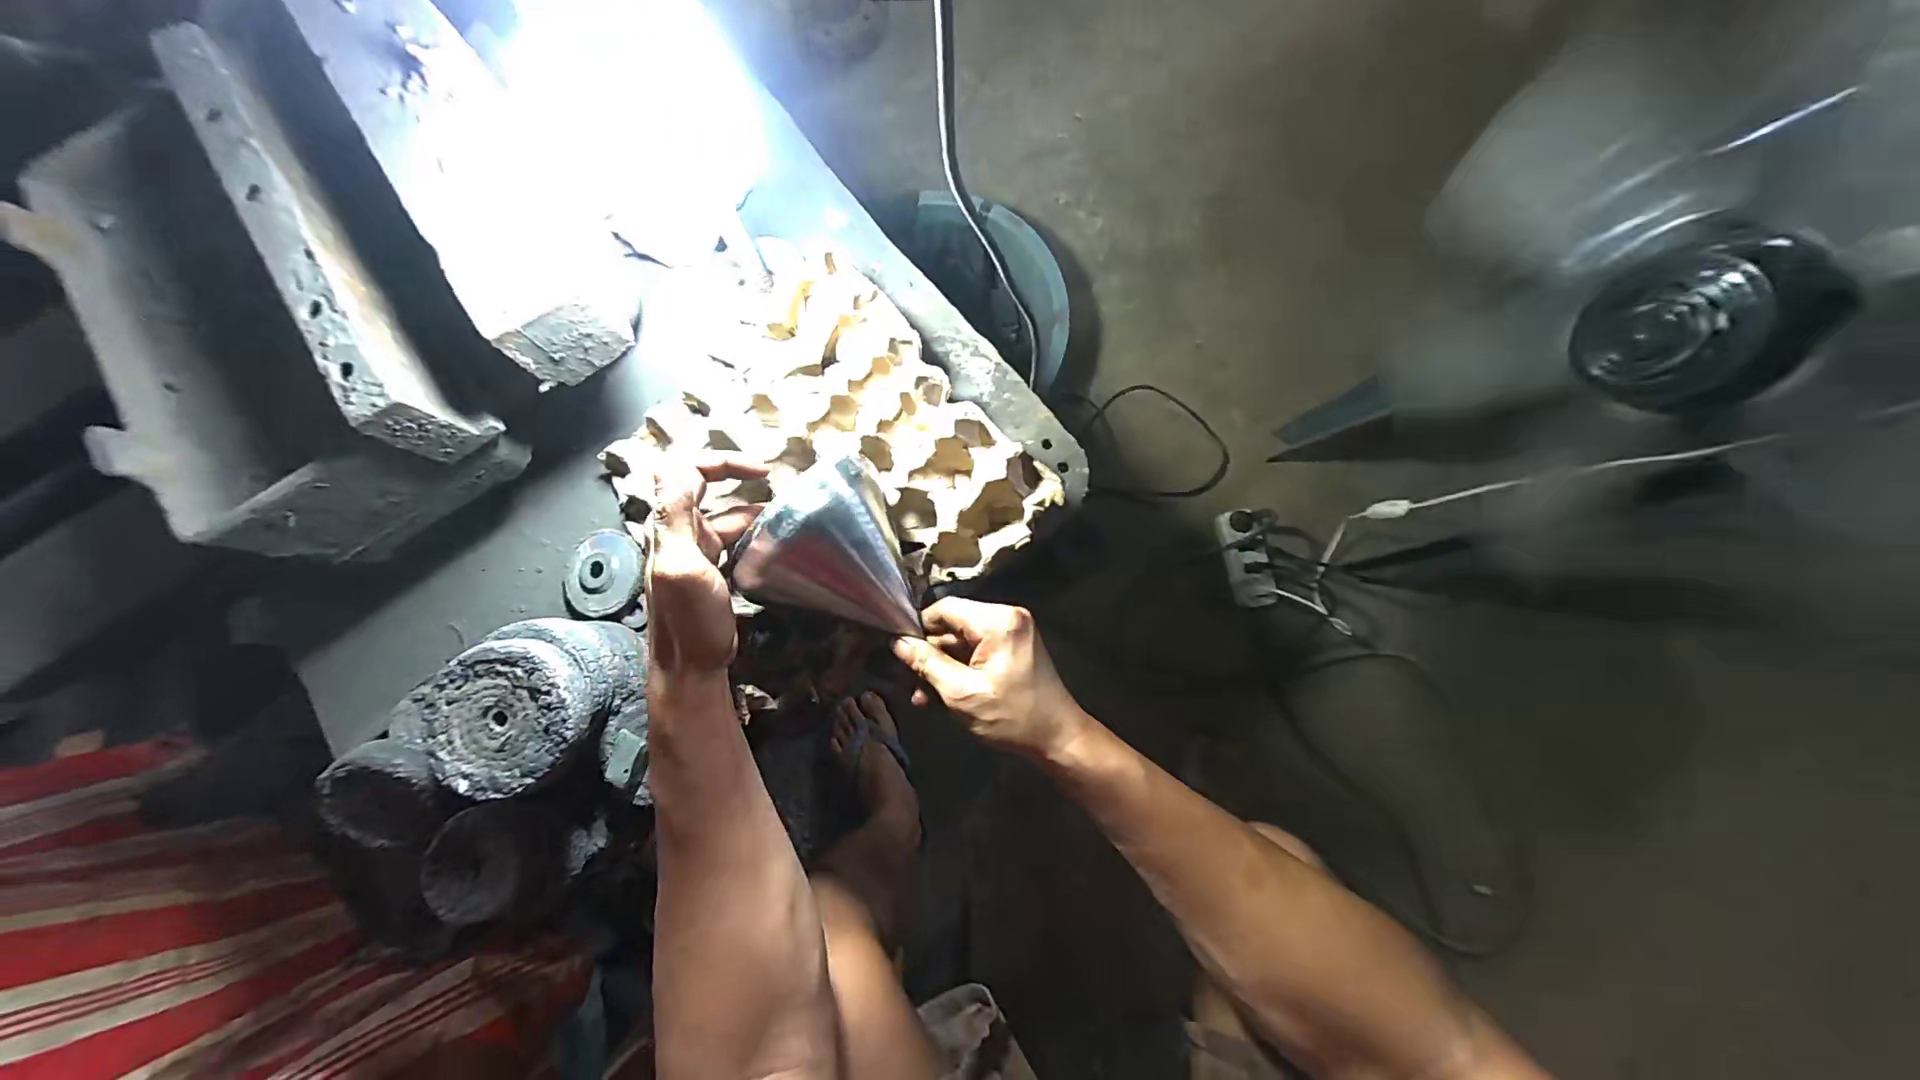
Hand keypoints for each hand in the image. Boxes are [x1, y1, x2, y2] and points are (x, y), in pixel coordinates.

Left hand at [644, 450, 769, 676]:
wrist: (692, 668)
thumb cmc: (690, 622)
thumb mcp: (683, 569)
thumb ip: (675, 520)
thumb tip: (672, 468)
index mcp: (670, 529)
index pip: (685, 473)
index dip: (722, 462)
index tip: (761, 471)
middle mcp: (679, 535)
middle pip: (702, 488)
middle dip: (735, 476)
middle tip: (770, 480)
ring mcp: (696, 554)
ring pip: (724, 516)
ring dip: (751, 510)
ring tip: (784, 515)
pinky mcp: (711, 572)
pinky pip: (732, 541)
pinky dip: (753, 535)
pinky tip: (774, 542)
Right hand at [890, 599, 1088, 759]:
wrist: (1057, 740)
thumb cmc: (1013, 717)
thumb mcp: (962, 693)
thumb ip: (926, 664)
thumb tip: (897, 643)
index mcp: (998, 621)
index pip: (944, 609)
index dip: (918, 629)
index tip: (899, 654)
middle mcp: (1006, 618)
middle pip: (951, 626)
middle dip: (928, 656)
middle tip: (908, 683)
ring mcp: (1010, 633)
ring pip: (960, 642)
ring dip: (940, 668)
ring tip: (923, 698)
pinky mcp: (1011, 649)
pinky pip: (975, 652)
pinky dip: (958, 671)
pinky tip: (940, 696)